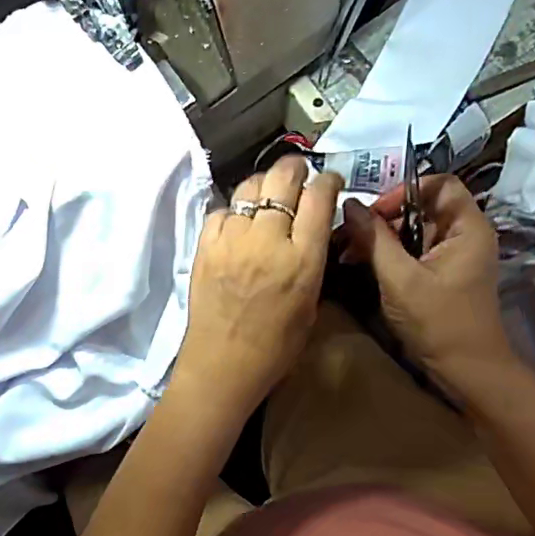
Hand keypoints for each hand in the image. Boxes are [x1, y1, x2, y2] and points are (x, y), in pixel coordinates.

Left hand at [176, 158, 343, 410]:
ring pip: (249, 187)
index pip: (318, 197)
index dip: (327, 180)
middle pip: (283, 179)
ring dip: (264, 184)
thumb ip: (312, 262)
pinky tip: (238, 222)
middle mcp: (268, 240)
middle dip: (295, 169)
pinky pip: (221, 211)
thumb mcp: (310, 305)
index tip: (329, 181)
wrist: (222, 366)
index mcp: (302, 260)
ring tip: (268, 194)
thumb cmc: (275, 348)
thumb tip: (311, 232)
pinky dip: (233, 210)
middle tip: (299, 174)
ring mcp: (232, 241)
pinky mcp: (205, 247)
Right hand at [340, 173, 514, 389]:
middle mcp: (464, 235)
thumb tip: (348, 204)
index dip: (404, 190)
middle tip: (349, 235)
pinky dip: (389, 255)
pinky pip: (413, 252)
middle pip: (422, 206)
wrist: (467, 371)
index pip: (439, 184)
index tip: (373, 213)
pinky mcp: (442, 275)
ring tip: (348, 252)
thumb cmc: (439, 322)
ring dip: (381, 238)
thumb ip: (374, 240)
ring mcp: (453, 257)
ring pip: (413, 230)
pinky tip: (361, 265)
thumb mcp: (400, 279)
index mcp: (467, 227)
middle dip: (383, 217)